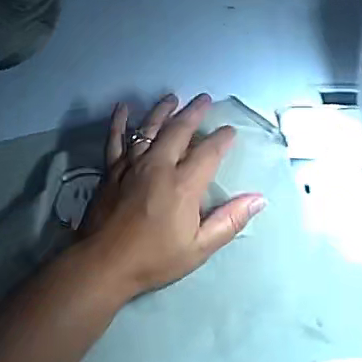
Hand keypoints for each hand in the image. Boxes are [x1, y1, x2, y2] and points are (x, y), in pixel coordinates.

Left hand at [76, 94, 266, 299]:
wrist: (104, 264)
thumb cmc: (154, 259)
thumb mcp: (199, 248)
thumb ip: (229, 221)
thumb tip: (258, 199)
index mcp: (183, 185)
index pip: (208, 152)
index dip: (221, 138)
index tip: (229, 130)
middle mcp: (158, 166)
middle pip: (179, 130)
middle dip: (194, 113)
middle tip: (204, 99)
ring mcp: (131, 165)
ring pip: (149, 129)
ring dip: (162, 111)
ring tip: (172, 98)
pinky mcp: (111, 170)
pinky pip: (116, 140)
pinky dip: (119, 123)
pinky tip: (123, 109)